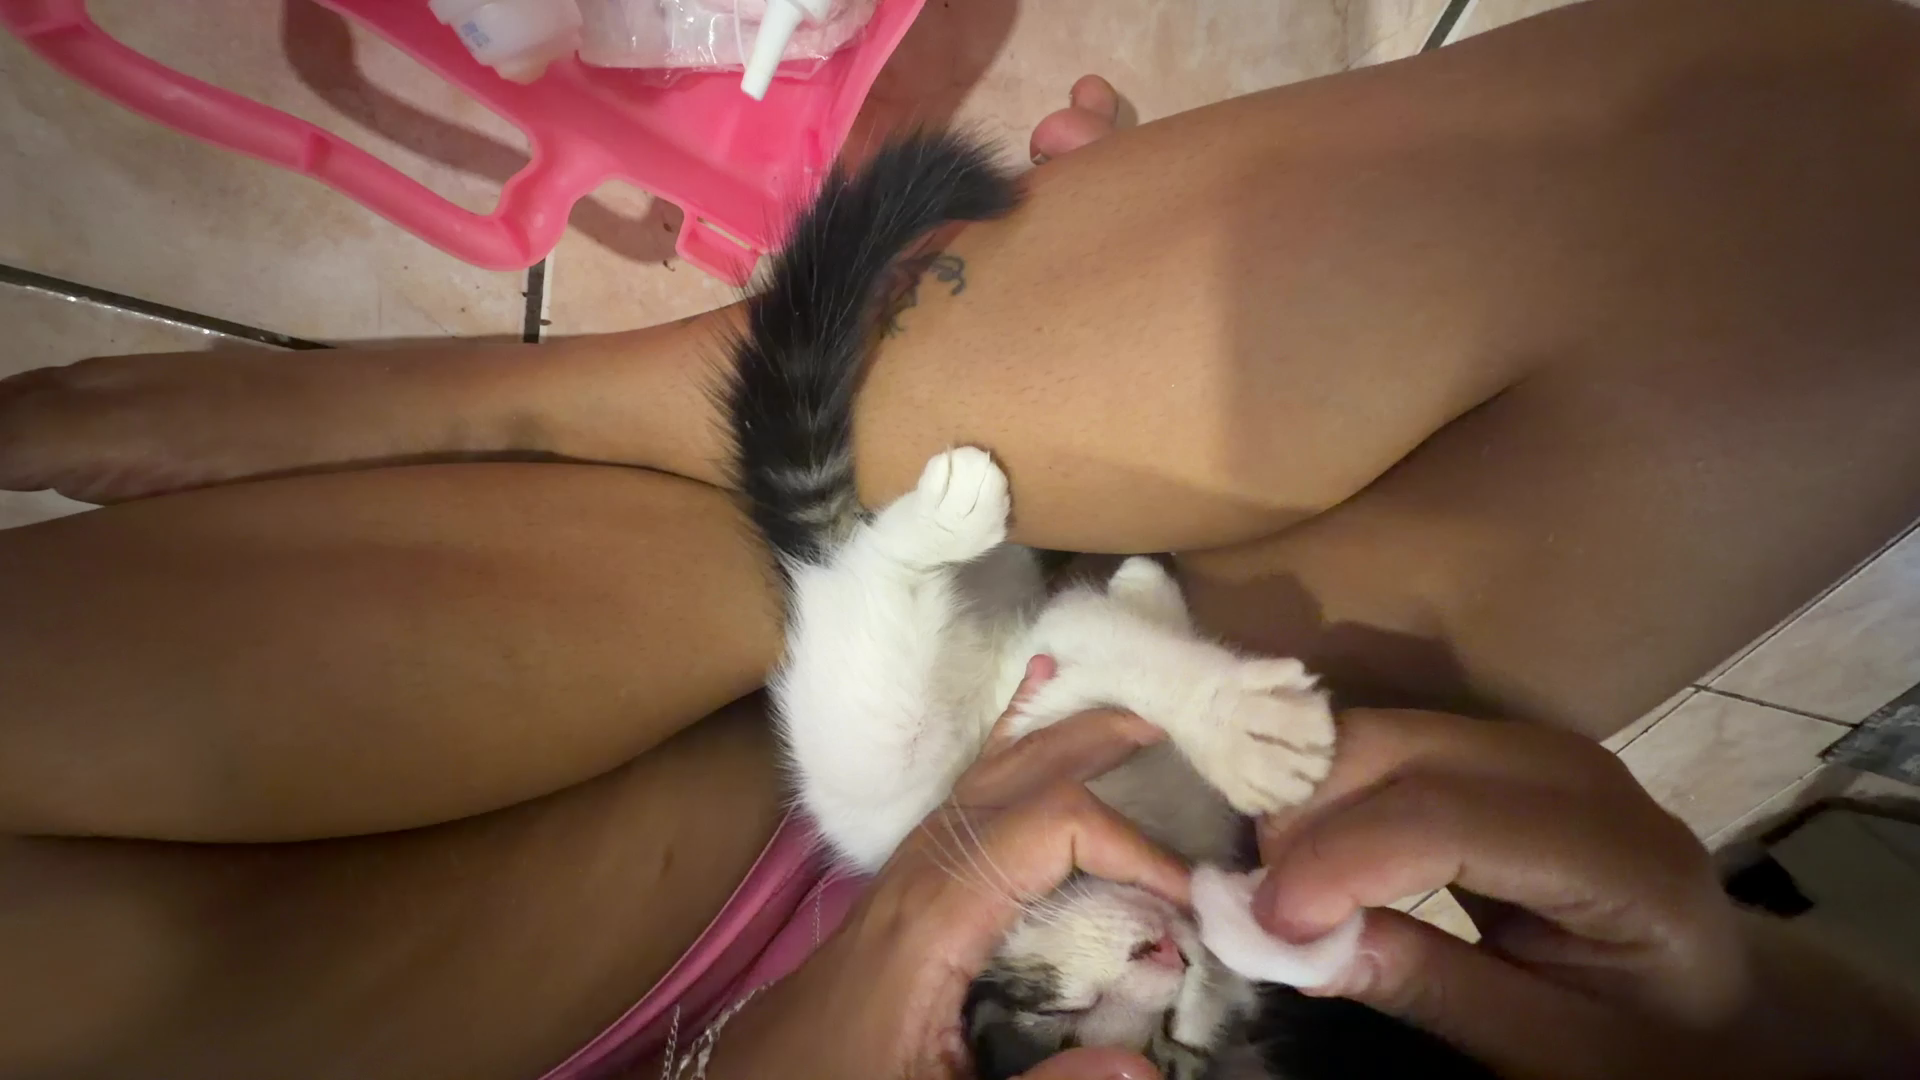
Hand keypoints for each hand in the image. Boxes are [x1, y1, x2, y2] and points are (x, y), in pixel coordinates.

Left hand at [708, 658, 1184, 1079]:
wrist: (779, 1066)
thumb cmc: (853, 1075)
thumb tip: (1151, 1067)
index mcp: (943, 907)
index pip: (1055, 829)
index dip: (1132, 847)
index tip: (1190, 894)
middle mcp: (934, 852)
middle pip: (1031, 772)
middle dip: (1105, 748)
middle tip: (1177, 747)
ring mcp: (923, 842)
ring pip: (1005, 760)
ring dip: (1070, 732)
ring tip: (1131, 720)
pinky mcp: (922, 850)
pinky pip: (975, 773)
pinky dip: (1014, 727)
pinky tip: (1034, 687)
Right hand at [1252, 708, 1752, 1079]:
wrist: (1706, 987)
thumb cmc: (1643, 1035)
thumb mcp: (1553, 1048)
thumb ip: (1429, 988)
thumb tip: (1293, 944)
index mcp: (1619, 856)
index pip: (1443, 820)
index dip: (1341, 860)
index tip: (1273, 920)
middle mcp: (1563, 767)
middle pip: (1391, 750)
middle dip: (1304, 815)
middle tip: (1266, 894)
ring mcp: (1514, 740)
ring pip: (1367, 731)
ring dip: (1303, 795)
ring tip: (1286, 874)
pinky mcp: (1474, 738)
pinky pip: (1372, 739)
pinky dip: (1321, 783)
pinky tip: (1311, 841)